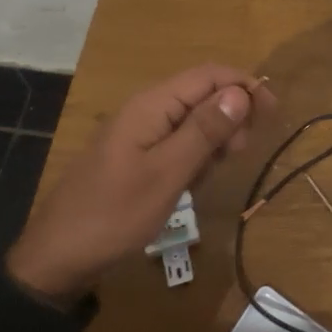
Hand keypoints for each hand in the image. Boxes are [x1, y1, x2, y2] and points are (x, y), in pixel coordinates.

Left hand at [6, 64, 276, 301]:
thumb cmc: (115, 214)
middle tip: (238, 155)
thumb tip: (240, 92)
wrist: (58, 256)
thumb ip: (204, 131)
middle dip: (230, 116)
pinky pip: (177, 143)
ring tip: (212, 175)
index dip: (245, 87)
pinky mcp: (136, 156)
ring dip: (213, 140)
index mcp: (152, 104)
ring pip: (193, 120)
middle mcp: (147, 109)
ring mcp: (140, 133)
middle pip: (202, 94)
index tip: (273, 115)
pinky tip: (193, 184)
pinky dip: (194, 157)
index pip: (209, 75)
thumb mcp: (166, 174)